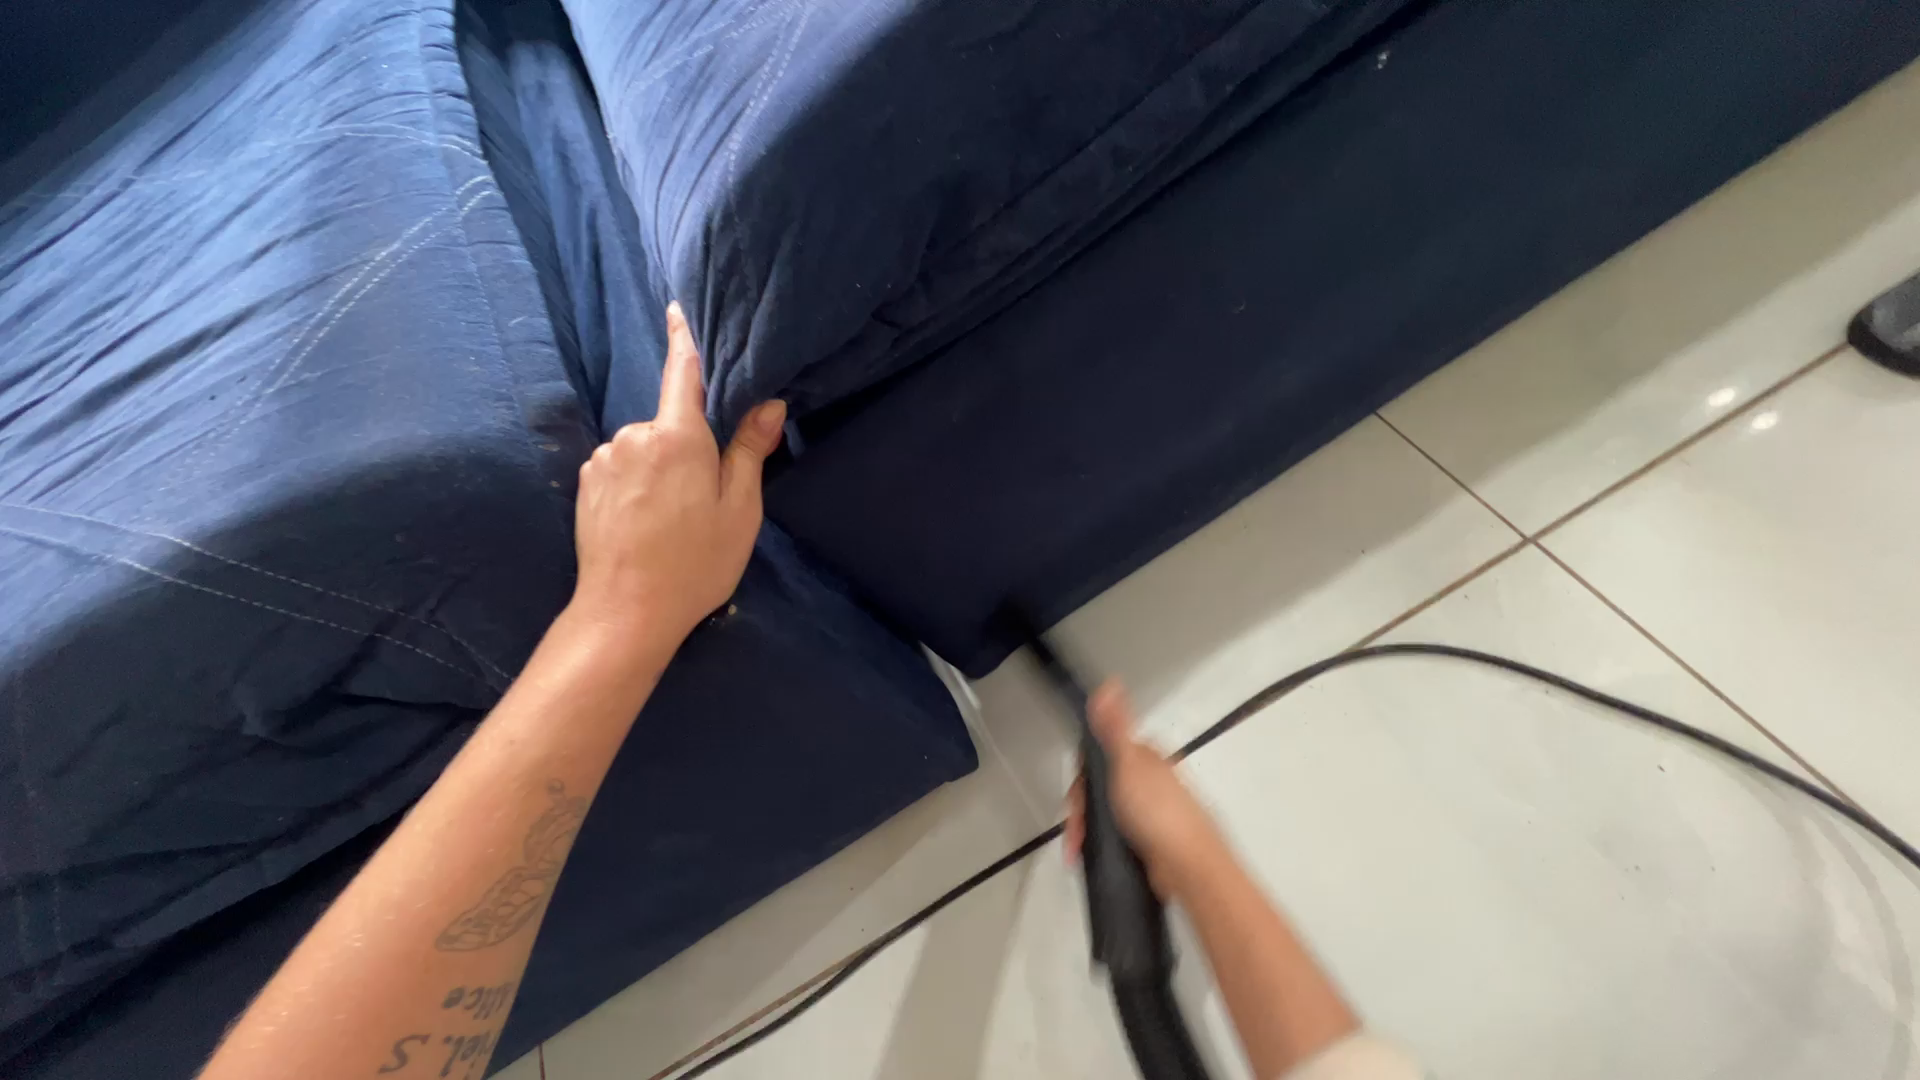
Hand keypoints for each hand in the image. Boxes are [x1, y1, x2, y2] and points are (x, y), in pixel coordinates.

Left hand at [569, 302, 785, 648]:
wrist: (626, 612)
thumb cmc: (695, 561)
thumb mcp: (739, 509)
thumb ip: (749, 450)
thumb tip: (769, 402)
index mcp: (677, 437)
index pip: (683, 373)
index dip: (684, 338)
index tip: (678, 308)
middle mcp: (633, 436)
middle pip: (671, 422)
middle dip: (690, 444)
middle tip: (707, 496)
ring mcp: (603, 459)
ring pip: (645, 447)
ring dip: (663, 467)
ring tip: (675, 518)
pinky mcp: (585, 482)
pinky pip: (622, 466)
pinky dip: (639, 482)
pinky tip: (648, 522)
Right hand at [1065, 681, 1227, 899]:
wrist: (1190, 868)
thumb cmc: (1158, 813)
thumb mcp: (1128, 763)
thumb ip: (1114, 726)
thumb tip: (1109, 682)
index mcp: (1146, 757)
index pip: (1101, 754)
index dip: (1083, 775)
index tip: (1075, 798)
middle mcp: (1149, 780)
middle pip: (1100, 786)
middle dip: (1082, 809)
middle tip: (1076, 832)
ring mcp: (1151, 812)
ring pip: (1105, 812)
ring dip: (1087, 830)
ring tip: (1078, 851)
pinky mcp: (1151, 841)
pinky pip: (1116, 836)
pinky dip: (1101, 845)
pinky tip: (1093, 856)